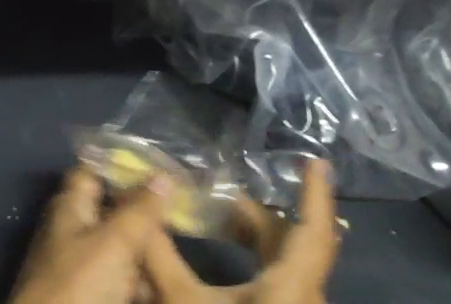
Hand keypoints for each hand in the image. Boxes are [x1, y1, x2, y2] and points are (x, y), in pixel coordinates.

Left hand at [9, 168, 169, 303]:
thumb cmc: (79, 284)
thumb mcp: (113, 243)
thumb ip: (138, 210)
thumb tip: (162, 175)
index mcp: (70, 207)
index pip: (93, 170)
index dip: (122, 165)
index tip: (161, 167)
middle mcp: (73, 229)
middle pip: (112, 211)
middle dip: (145, 215)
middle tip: (186, 214)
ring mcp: (82, 264)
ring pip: (121, 249)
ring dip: (148, 252)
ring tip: (183, 251)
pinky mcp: (93, 293)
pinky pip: (121, 280)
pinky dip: (141, 281)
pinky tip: (166, 288)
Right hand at [140, 159, 340, 303]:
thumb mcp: (183, 301)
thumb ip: (158, 253)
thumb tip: (136, 207)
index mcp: (290, 286)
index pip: (312, 230)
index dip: (314, 193)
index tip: (314, 160)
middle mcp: (302, 297)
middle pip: (289, 242)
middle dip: (253, 211)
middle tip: (217, 188)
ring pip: (282, 265)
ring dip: (250, 237)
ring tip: (212, 217)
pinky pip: (276, 284)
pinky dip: (252, 262)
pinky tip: (222, 261)